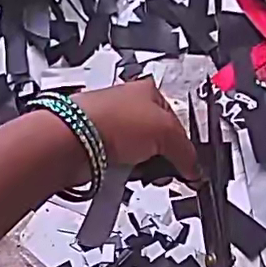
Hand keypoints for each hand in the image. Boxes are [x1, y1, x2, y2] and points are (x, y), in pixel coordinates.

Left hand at [73, 80, 198, 180]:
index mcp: (147, 91)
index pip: (176, 121)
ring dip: (141, 169)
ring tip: (139, 171)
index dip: (184, 145)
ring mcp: (109, 131)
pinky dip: (123, 175)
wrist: (71, 141)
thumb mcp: (167, 132)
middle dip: (162, 158)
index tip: (189, 164)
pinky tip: (122, 175)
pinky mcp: (96, 153)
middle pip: (156, 141)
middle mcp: (126, 107)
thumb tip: (194, 168)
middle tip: (164, 168)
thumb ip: (186, 151)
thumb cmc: (109, 120)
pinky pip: (118, 169)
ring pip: (137, 158)